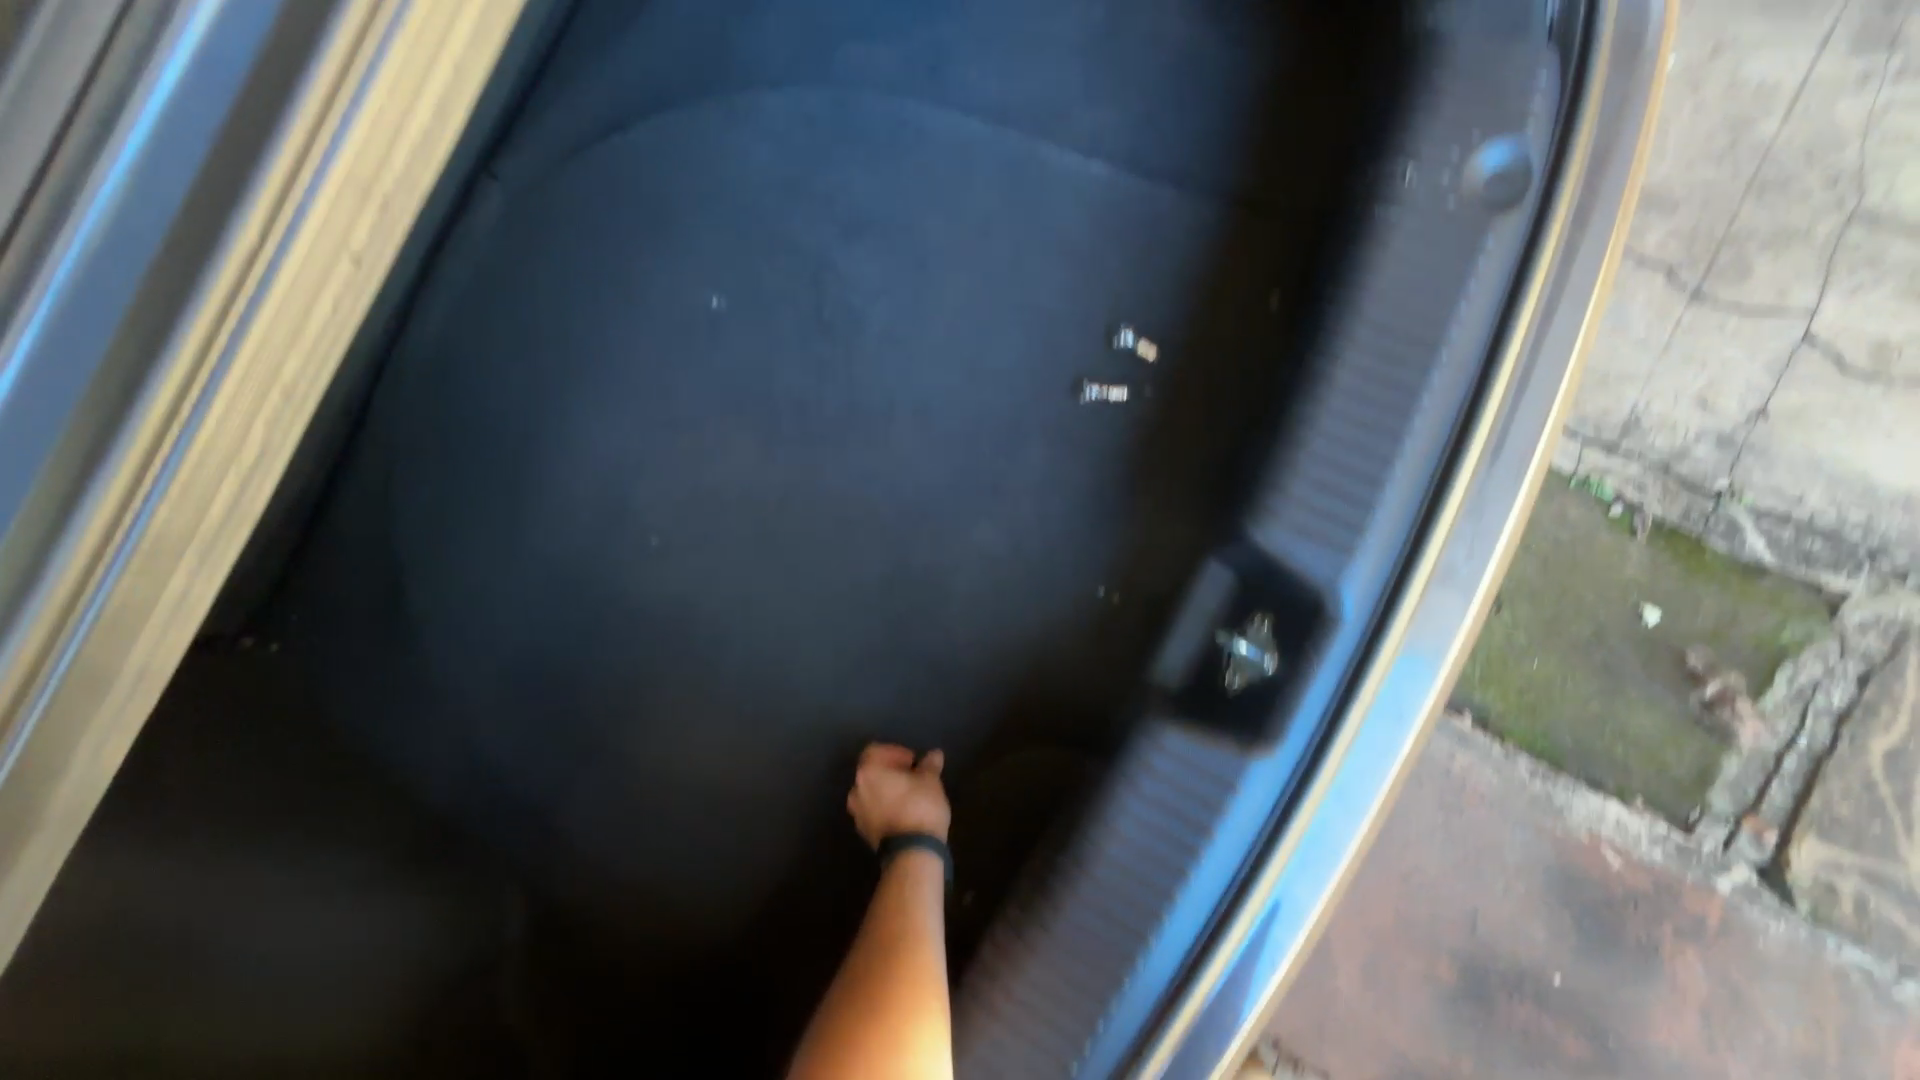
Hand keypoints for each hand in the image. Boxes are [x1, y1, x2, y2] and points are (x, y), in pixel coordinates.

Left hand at [847, 743, 950, 847]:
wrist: (912, 852)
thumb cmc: (920, 807)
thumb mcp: (931, 781)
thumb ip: (929, 765)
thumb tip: (934, 754)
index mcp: (868, 772)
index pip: (875, 751)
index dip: (894, 752)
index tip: (913, 761)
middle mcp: (856, 790)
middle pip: (871, 772)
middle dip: (891, 772)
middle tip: (912, 776)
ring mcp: (857, 813)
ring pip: (871, 793)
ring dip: (887, 791)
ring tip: (909, 795)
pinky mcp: (863, 832)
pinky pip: (872, 811)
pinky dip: (884, 807)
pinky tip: (903, 812)